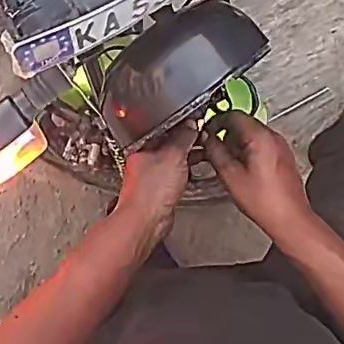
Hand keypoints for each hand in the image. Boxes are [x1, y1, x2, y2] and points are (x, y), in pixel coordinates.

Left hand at [116, 121, 196, 237]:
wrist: (146, 220)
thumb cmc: (150, 190)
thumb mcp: (173, 155)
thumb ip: (183, 138)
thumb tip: (190, 125)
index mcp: (141, 147)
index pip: (163, 128)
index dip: (181, 124)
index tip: (195, 123)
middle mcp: (144, 161)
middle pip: (167, 144)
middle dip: (185, 141)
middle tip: (201, 138)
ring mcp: (151, 176)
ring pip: (171, 161)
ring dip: (186, 157)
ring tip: (201, 154)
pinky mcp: (159, 191)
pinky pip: (174, 176)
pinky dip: (184, 173)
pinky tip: (192, 174)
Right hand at [201, 111, 315, 243]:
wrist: (289, 218)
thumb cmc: (266, 201)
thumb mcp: (230, 176)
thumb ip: (215, 152)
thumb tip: (207, 138)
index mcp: (260, 137)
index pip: (234, 115)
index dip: (216, 121)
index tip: (207, 131)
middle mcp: (273, 137)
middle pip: (244, 123)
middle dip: (226, 133)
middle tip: (213, 146)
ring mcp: (280, 146)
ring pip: (252, 134)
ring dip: (236, 143)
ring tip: (226, 160)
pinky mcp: (283, 156)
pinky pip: (262, 144)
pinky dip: (248, 150)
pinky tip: (241, 168)